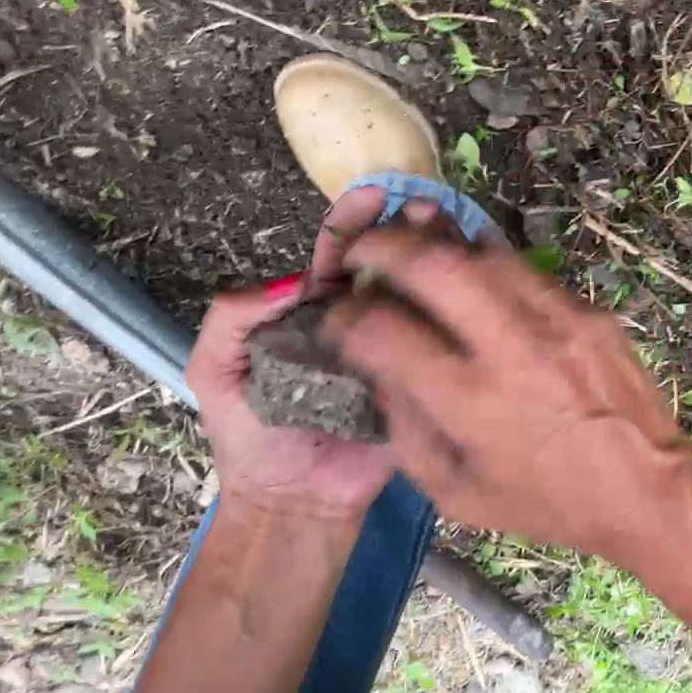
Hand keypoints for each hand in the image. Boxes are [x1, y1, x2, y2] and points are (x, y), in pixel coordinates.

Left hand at [184, 185, 426, 522]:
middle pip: (390, 264)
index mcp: (319, 310)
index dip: (354, 221)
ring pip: (422, 293)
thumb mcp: (214, 372)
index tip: (377, 193)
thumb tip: (292, 279)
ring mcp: (401, 346)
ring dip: (439, 259)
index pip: (339, 255)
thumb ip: (232, 320)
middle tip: (428, 207)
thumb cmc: (253, 435)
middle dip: (408, 230)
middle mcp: (366, 319)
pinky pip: (441, 339)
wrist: (295, 499)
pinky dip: (459, 309)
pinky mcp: (426, 376)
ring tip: (454, 232)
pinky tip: (477, 285)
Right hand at [324, 226, 691, 556]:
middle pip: (436, 266)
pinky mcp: (592, 312)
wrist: (648, 483)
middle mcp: (514, 348)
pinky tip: (475, 271)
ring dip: (440, 242)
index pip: (383, 332)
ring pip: (488, 254)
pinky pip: (531, 273)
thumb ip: (407, 429)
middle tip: (363, 248)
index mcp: (471, 401)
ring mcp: (560, 321)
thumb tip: (382, 370)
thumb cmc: (548, 501)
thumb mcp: (457, 492)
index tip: (337, 316)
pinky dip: (492, 264)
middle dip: (384, 246)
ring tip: (414, 244)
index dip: (344, 316)